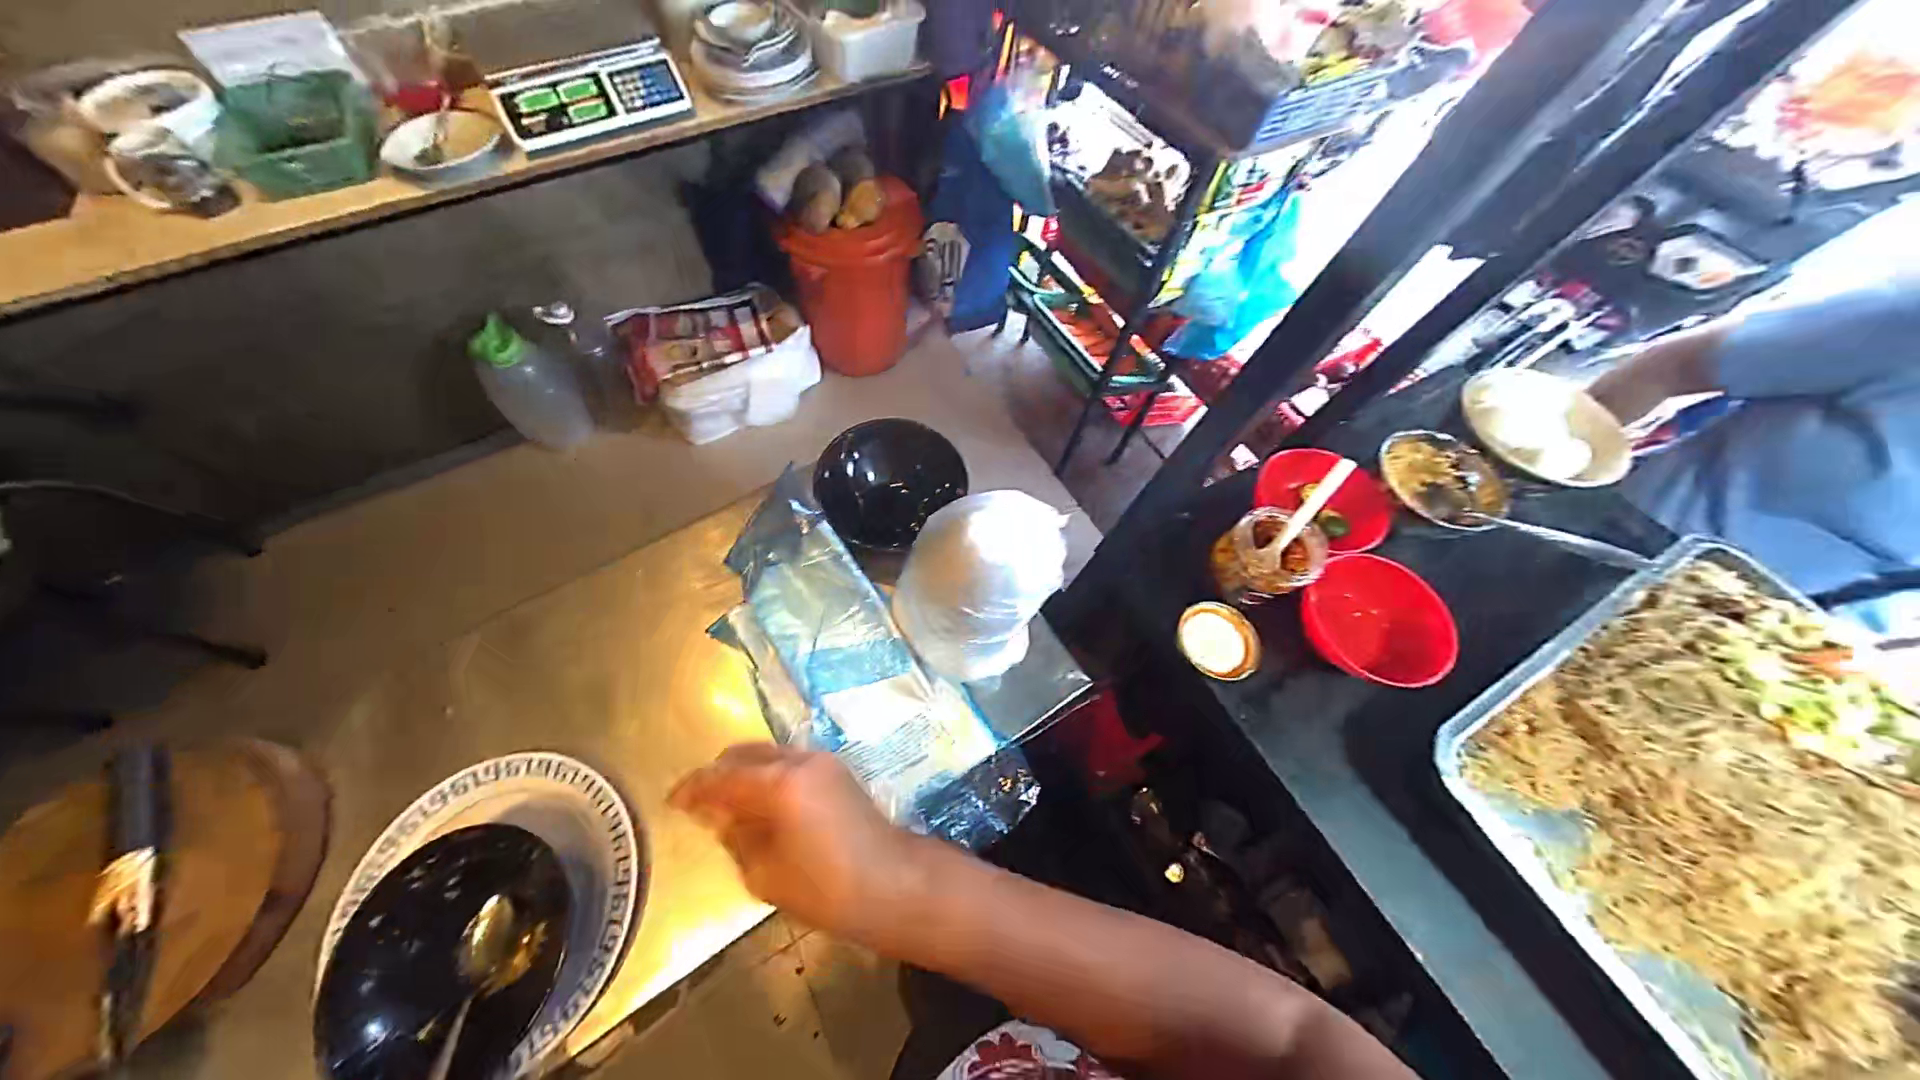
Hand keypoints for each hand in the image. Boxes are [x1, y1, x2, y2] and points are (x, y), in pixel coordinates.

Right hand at [670, 743, 922, 940]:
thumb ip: (735, 836)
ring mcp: (823, 760)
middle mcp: (801, 760)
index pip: (723, 777)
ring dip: (744, 770)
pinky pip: (789, 761)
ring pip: (769, 753)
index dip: (693, 788)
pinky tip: (760, 802)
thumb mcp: (764, 873)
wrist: (892, 882)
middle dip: (718, 772)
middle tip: (698, 800)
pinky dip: (767, 773)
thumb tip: (719, 815)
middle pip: (746, 752)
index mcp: (780, 783)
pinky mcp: (837, 769)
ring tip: (728, 803)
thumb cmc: (825, 889)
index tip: (673, 801)